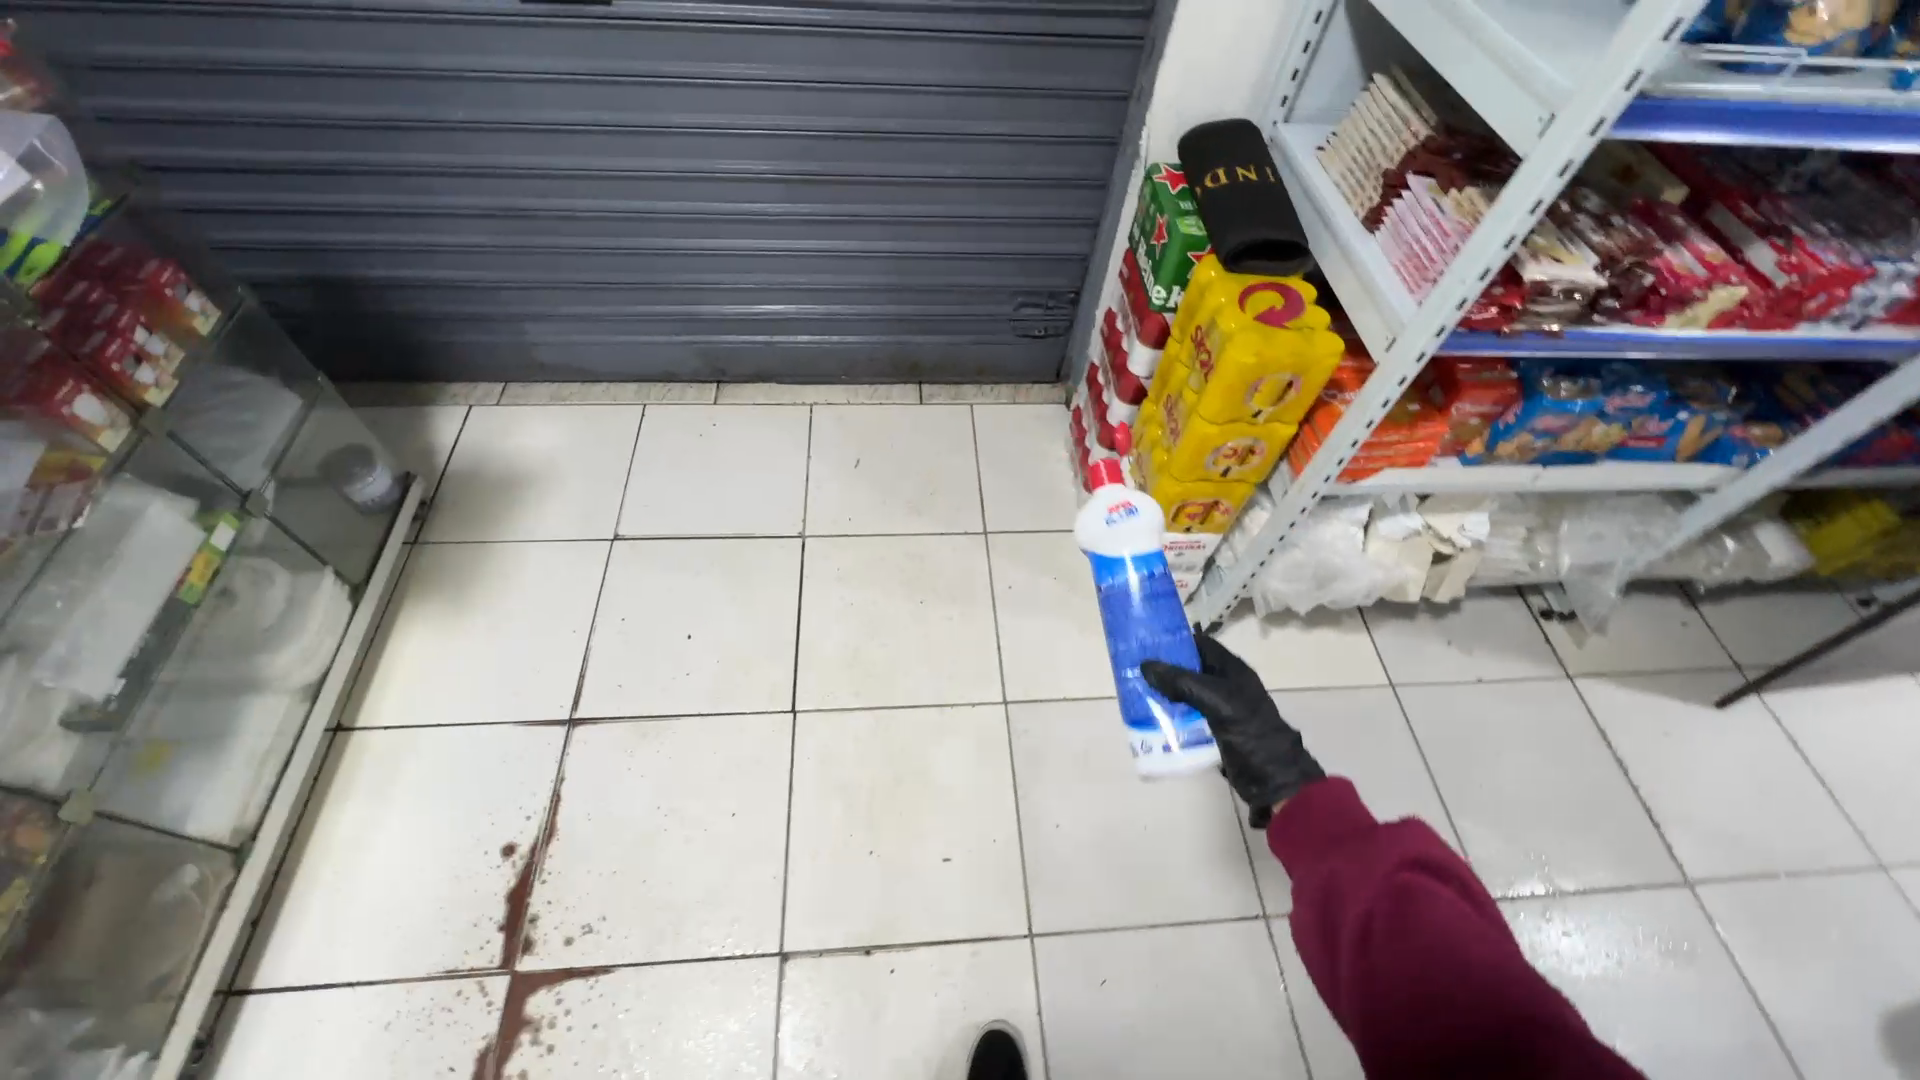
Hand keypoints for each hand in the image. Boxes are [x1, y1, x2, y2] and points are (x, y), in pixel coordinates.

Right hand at [1141, 634, 1325, 827]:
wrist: (1273, 780)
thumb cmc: (1250, 734)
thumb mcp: (1216, 702)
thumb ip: (1182, 683)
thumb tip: (1146, 666)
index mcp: (1233, 671)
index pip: (1202, 645)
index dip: (1177, 641)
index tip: (1148, 643)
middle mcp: (1227, 686)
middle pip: (1192, 669)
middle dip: (1166, 669)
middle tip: (1136, 670)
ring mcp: (1221, 710)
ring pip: (1187, 694)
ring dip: (1166, 694)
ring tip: (1137, 693)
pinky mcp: (1215, 732)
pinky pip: (1188, 717)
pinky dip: (1171, 716)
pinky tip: (1151, 720)